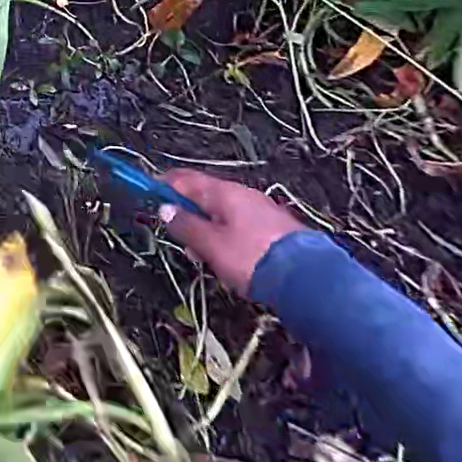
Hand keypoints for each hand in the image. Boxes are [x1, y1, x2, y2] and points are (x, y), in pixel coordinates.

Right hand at [158, 170, 309, 295]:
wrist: (313, 282)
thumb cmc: (254, 259)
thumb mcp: (210, 245)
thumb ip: (185, 225)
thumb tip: (165, 209)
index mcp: (223, 192)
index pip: (184, 178)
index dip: (163, 185)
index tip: (148, 196)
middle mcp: (242, 194)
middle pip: (203, 195)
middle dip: (185, 212)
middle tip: (178, 237)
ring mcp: (260, 210)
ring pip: (221, 212)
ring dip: (206, 228)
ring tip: (204, 255)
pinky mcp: (275, 229)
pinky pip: (239, 224)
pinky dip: (225, 235)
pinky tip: (229, 259)